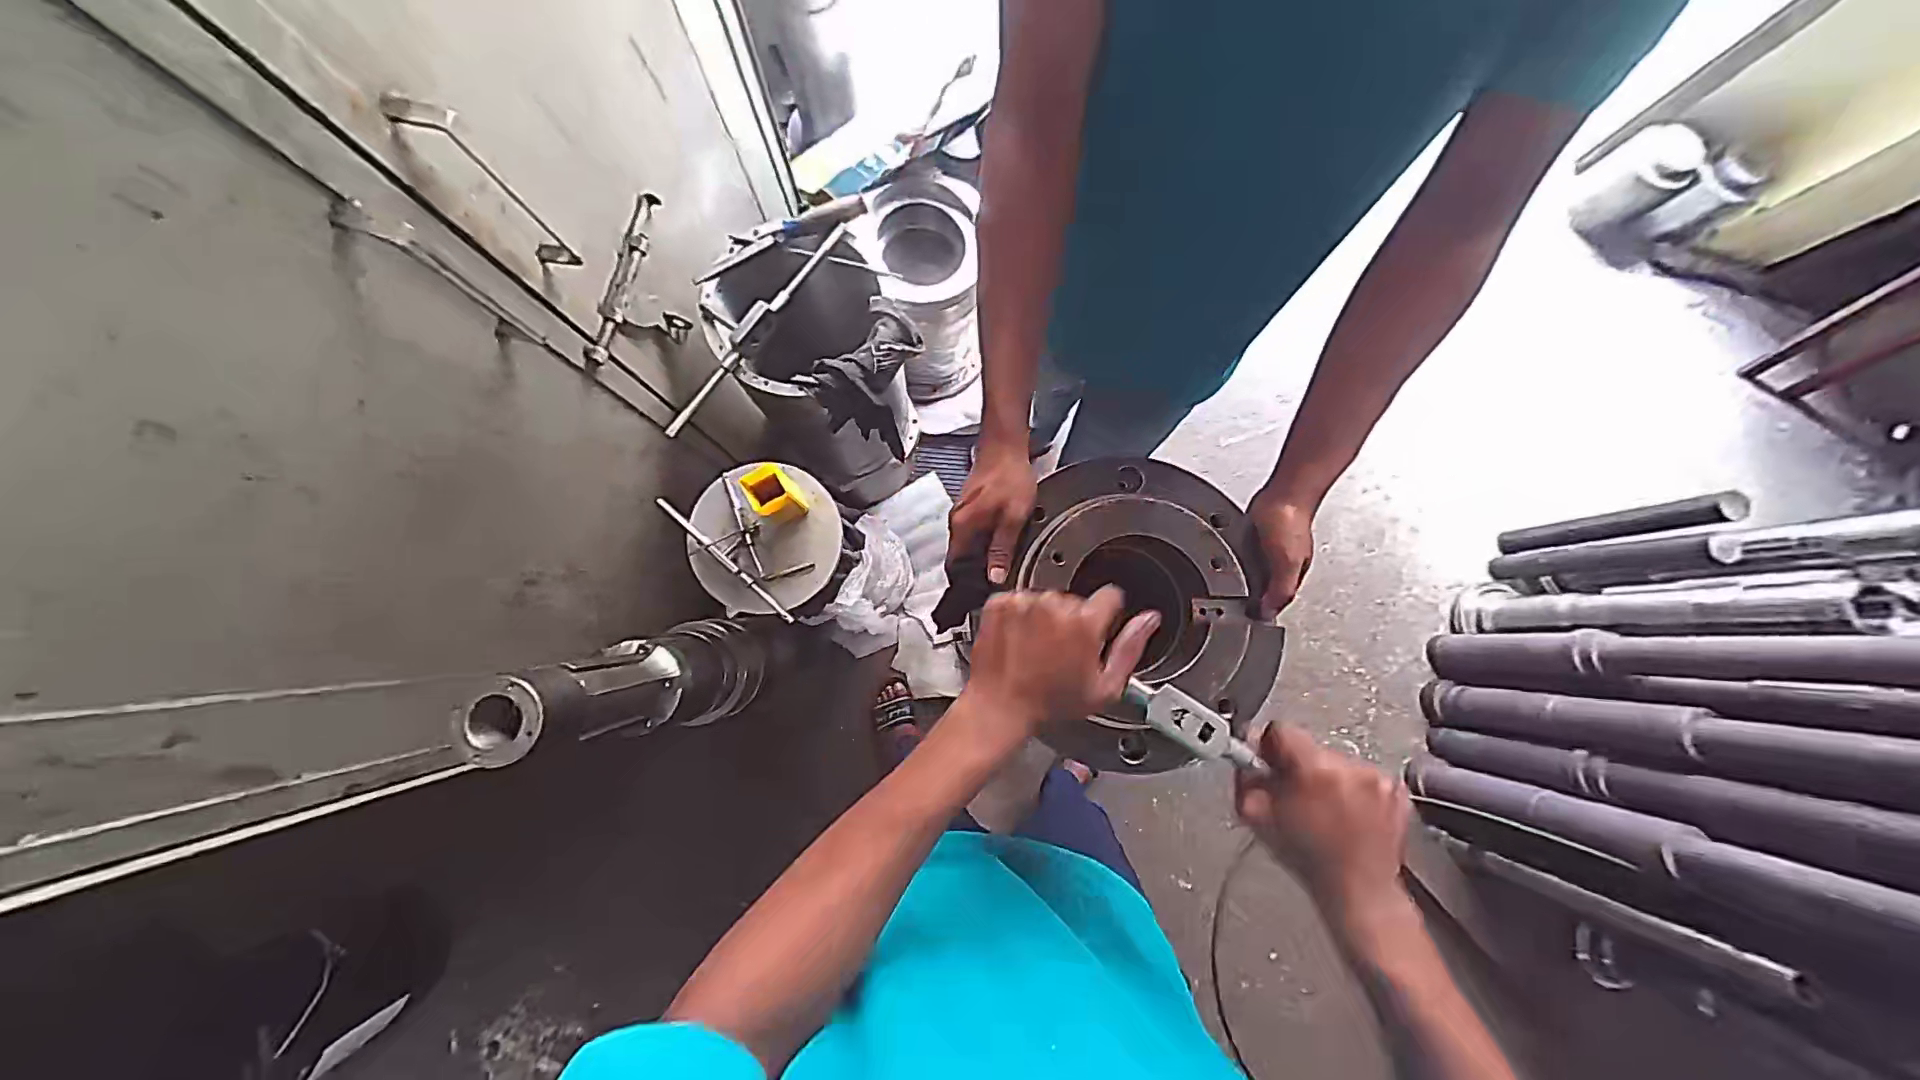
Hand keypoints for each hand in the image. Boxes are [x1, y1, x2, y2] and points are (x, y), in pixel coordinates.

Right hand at [949, 438, 1036, 585]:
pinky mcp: (970, 508)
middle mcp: (957, 522)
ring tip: (997, 568)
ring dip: (980, 558)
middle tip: (991, 585)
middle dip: (974, 574)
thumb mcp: (1013, 517)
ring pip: (967, 547)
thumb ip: (1003, 548)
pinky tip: (998, 545)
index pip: (955, 566)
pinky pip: (973, 535)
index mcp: (963, 526)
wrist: (1005, 448)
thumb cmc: (1009, 476)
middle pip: (960, 558)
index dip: (966, 584)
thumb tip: (995, 576)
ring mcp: (962, 514)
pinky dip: (983, 544)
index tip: (977, 594)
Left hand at [957, 586, 1158, 757]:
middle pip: (1075, 600)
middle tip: (1062, 652)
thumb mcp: (1105, 688)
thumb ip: (1131, 647)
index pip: (1110, 595)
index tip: (1098, 627)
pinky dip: (1019, 615)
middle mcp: (1054, 606)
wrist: (1000, 706)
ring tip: (1038, 649)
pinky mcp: (1000, 603)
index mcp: (1084, 622)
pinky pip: (1019, 600)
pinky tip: (1020, 641)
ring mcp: (1024, 602)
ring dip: (1044, 618)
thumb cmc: (1050, 703)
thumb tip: (1149, 620)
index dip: (1108, 613)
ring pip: (1046, 599)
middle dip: (1072, 620)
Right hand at [1235, 725, 1412, 938]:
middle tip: (1293, 796)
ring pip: (1335, 763)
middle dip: (1298, 767)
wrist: (1360, 892)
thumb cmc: (1311, 861)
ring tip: (1322, 811)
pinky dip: (1352, 792)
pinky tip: (1344, 815)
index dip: (1268, 745)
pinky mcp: (1395, 793)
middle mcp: (1349, 769)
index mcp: (1314, 769)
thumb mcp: (1257, 817)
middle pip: (1309, 747)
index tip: (1267, 760)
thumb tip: (1246, 759)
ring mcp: (1377, 781)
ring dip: (1325, 779)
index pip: (1281, 730)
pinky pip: (1362, 778)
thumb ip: (1245, 778)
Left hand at [1248, 489, 1316, 616]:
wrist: (1285, 491)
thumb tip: (1269, 611)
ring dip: (1248, 582)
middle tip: (1239, 609)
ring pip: (1260, 573)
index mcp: (1294, 573)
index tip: (1247, 620)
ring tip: (1237, 593)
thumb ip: (1280, 588)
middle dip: (1256, 599)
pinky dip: (1244, 563)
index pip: (1278, 601)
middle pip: (1269, 588)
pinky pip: (1251, 556)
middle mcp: (1284, 563)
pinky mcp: (1261, 536)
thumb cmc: (1290, 519)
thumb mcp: (1286, 561)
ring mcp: (1273, 549)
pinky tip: (1237, 563)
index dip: (1263, 611)